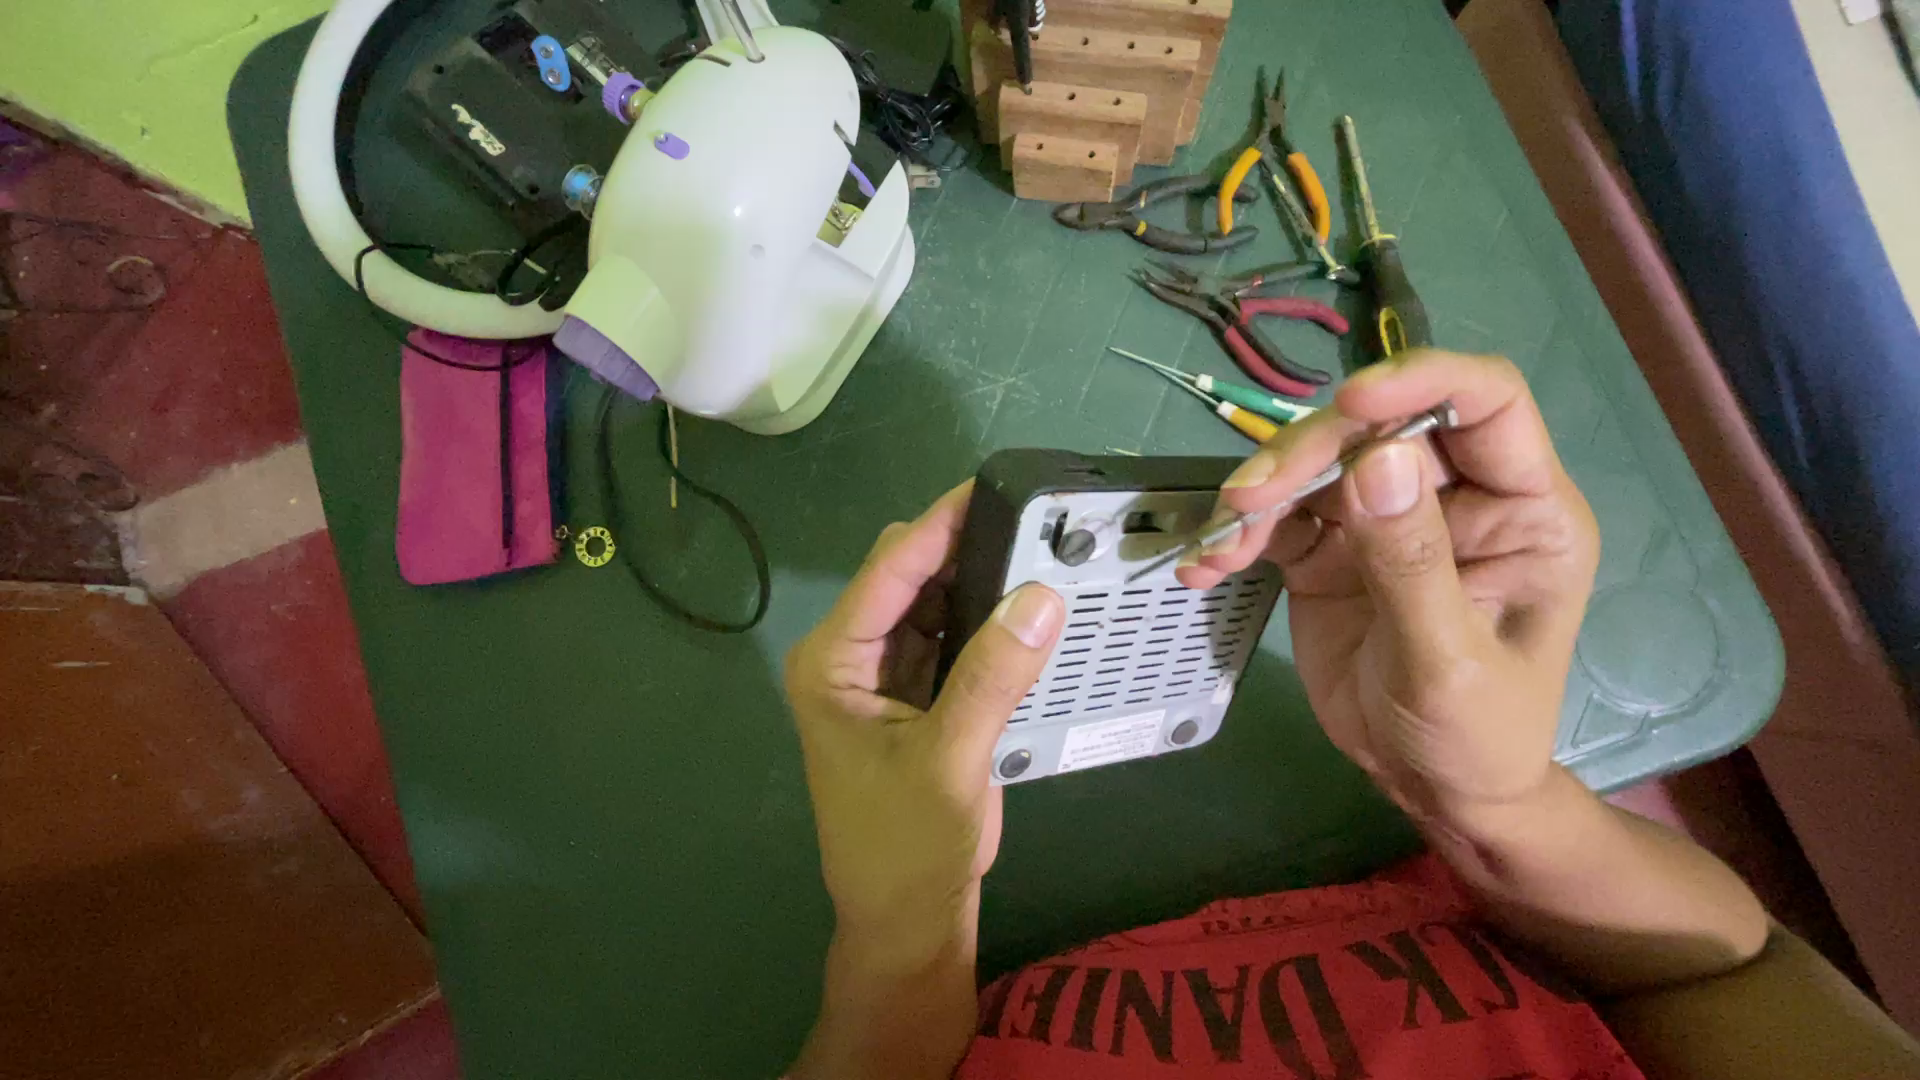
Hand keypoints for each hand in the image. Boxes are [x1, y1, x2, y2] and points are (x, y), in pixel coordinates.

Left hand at [785, 482, 1064, 963]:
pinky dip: (981, 617)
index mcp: (833, 661)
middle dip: (960, 546)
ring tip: (1034, 549)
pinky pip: (949, 635)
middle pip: (905, 577)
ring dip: (975, 579)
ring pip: (930, 602)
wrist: (908, 915)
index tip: (993, 487)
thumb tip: (1042, 595)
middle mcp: (850, 656)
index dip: (939, 525)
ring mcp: (882, 673)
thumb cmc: (908, 844)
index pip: (889, 571)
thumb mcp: (951, 759)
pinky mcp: (914, 692)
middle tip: (1029, 521)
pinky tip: (1020, 603)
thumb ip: (993, 676)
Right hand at [1178, 351, 1598, 824]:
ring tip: (1217, 549)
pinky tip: (1203, 568)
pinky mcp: (1325, 551)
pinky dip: (1233, 539)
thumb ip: (1413, 561)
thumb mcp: (1448, 660)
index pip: (1483, 403)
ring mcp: (1378, 521)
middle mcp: (1447, 497)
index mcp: (1519, 508)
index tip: (1349, 403)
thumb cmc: (1474, 733)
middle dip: (1302, 457)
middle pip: (1371, 432)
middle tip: (1244, 503)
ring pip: (1309, 471)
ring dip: (1255, 500)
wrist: (1424, 784)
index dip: (1421, 381)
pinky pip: (1274, 523)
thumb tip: (1375, 458)